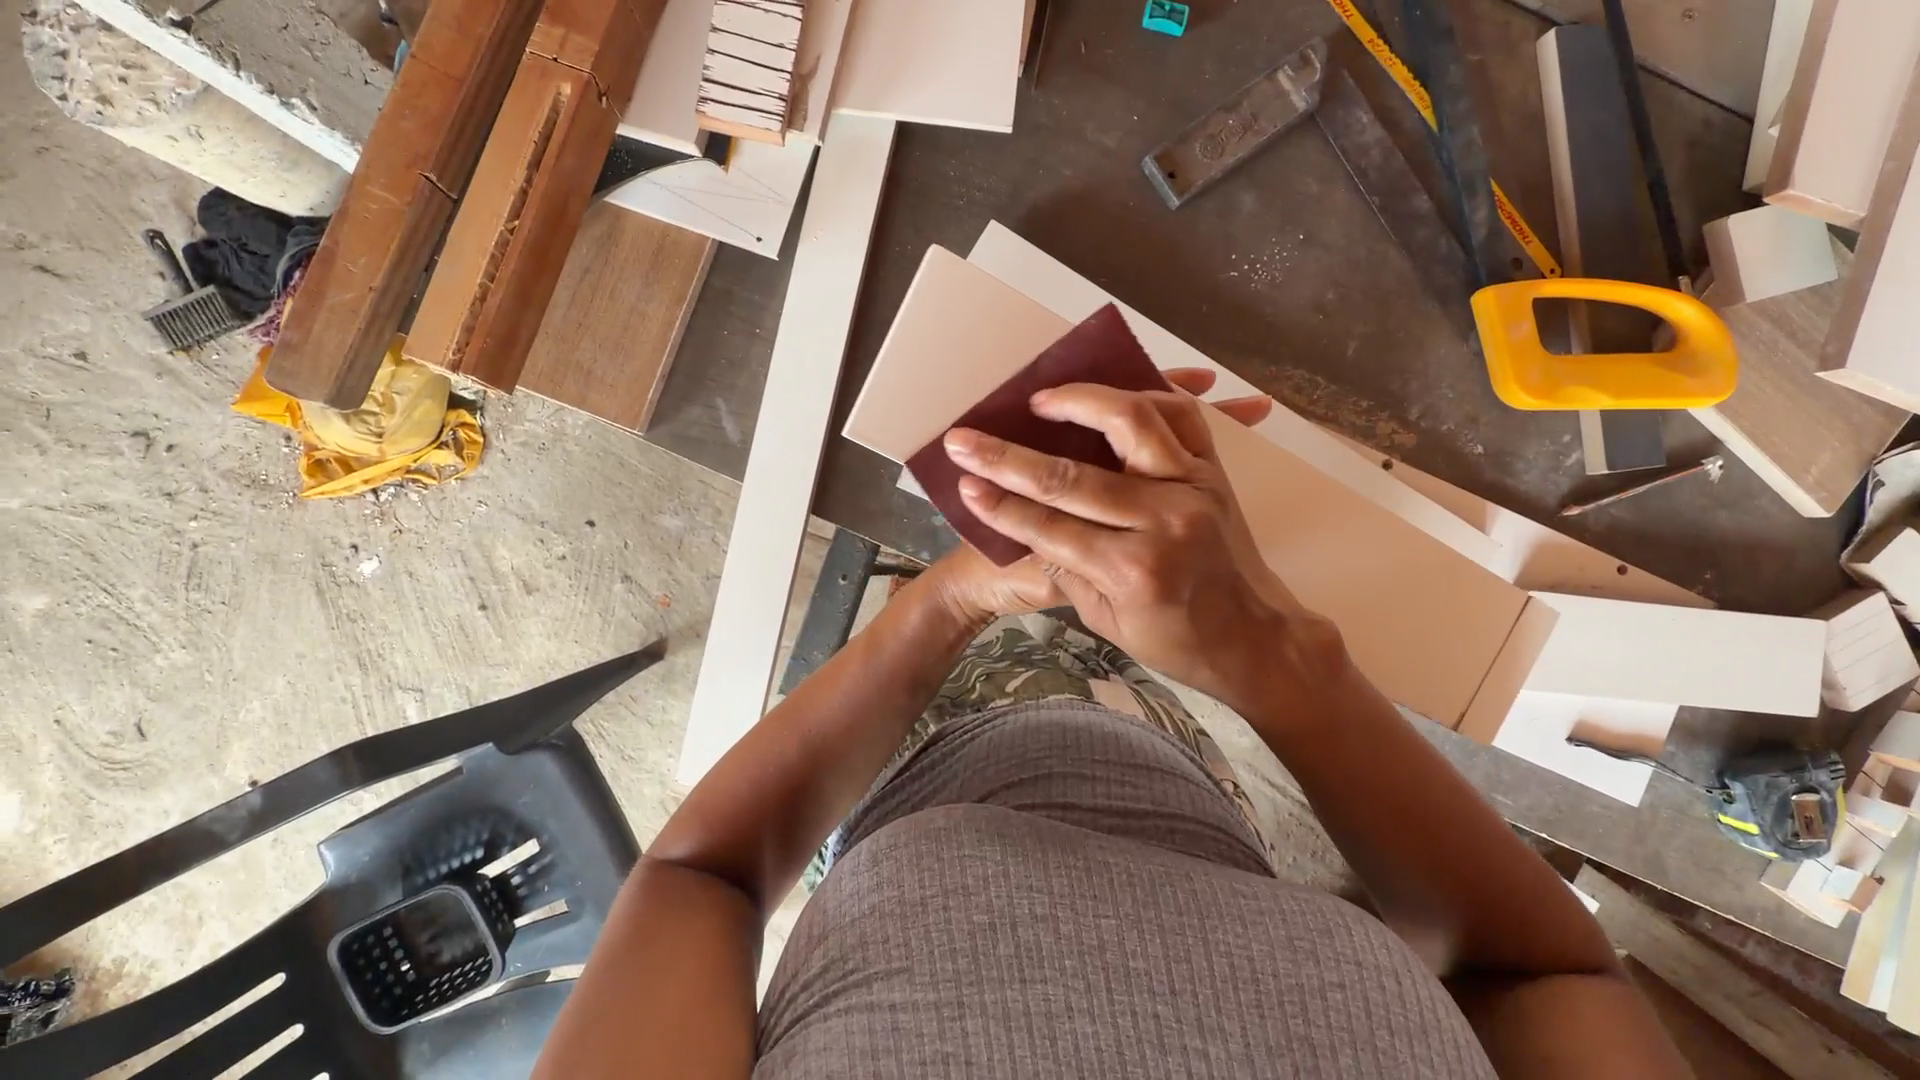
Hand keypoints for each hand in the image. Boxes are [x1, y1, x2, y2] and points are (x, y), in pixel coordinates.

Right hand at [914, 370, 1259, 629]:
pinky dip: (1151, 395)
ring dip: (1082, 402)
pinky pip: (1182, 417)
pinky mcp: (1213, 471)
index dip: (999, 505)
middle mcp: (1163, 521)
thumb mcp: (1108, 621)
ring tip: (1043, 399)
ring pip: (1134, 422)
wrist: (1257, 641)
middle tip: (967, 439)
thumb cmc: (1178, 643)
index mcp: (1131, 571)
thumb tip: (1031, 521)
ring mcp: (1193, 489)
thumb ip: (1069, 568)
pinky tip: (1117, 393)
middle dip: (1008, 457)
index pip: (1048, 528)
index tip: (962, 482)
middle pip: (1073, 476)